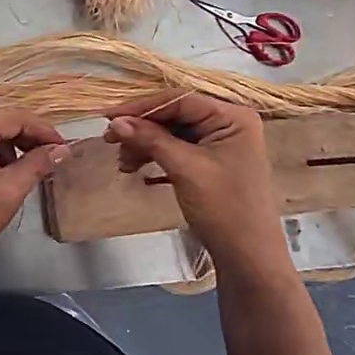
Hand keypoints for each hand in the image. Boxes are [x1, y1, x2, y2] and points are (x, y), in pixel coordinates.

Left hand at [0, 109, 68, 287]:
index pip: (15, 117)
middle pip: (3, 123)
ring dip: (17, 150)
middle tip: (57, 161)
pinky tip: (12, 178)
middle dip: (31, 140)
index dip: (45, 131)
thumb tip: (63, 149)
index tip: (69, 150)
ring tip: (37, 172)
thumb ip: (38, 164)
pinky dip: (0, 159)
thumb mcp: (8, 190)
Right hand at [103, 92, 287, 275]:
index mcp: (232, 117)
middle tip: (109, 139)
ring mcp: (218, 141)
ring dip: (142, 142)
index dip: (141, 107)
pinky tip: (133, 166)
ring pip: (169, 130)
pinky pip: (173, 145)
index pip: (178, 100)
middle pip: (172, 113)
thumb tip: (115, 121)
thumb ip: (150, 139)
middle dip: (140, 127)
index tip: (108, 117)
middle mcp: (227, 122)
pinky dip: (152, 153)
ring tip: (123, 162)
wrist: (246, 255)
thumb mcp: (184, 168)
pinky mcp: (208, 158)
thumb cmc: (224, 207)